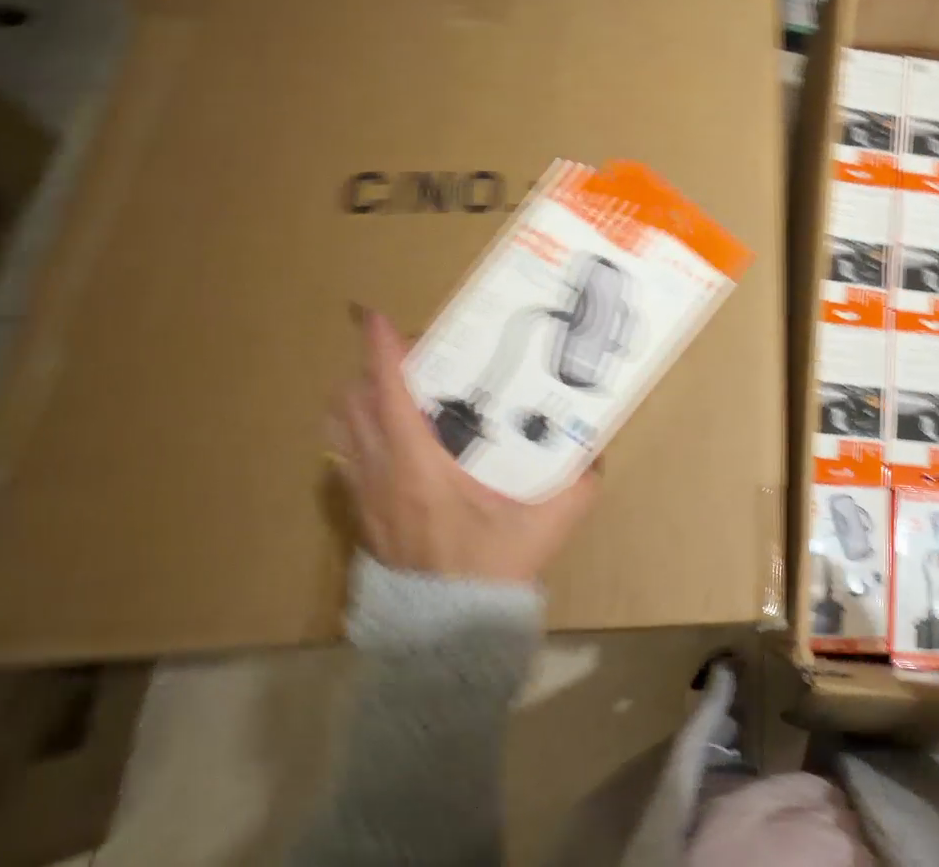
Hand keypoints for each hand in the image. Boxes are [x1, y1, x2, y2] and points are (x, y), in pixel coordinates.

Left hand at [328, 306, 596, 583]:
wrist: (451, 626)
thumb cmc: (495, 564)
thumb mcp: (550, 519)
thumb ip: (580, 479)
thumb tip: (597, 447)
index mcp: (419, 465)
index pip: (389, 394)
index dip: (381, 350)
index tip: (372, 313)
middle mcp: (380, 472)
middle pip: (352, 402)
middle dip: (370, 367)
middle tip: (410, 354)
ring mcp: (363, 495)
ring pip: (341, 429)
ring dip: (358, 399)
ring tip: (393, 388)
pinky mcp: (361, 515)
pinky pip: (346, 458)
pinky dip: (358, 434)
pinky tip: (391, 441)